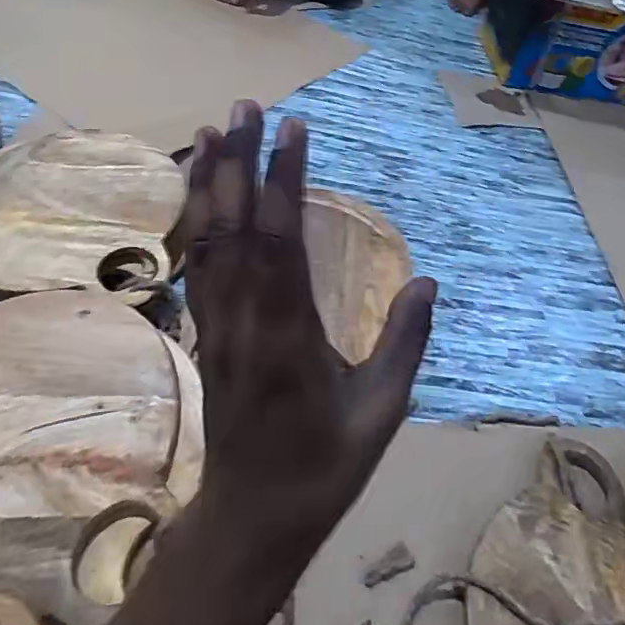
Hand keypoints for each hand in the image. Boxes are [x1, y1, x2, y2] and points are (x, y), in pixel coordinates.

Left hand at [181, 102, 437, 554]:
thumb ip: (405, 341)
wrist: (253, 517)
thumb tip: (428, 280)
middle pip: (233, 228)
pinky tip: (200, 196)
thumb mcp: (381, 411)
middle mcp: (243, 321)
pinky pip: (198, 267)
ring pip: (205, 243)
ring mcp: (216, 328)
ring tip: (213, 131)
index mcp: (287, 335)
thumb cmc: (324, 465)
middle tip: (244, 107)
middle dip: (238, 162)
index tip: (295, 130)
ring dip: (208, 183)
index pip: (281, 241)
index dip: (285, 181)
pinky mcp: (205, 336)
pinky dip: (197, 222)